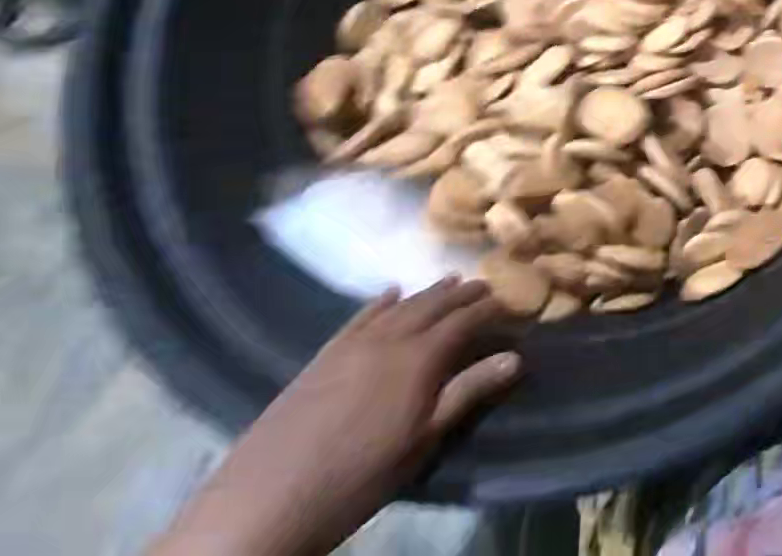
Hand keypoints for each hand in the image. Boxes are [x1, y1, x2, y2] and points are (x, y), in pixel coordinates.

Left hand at [149, 277, 519, 555]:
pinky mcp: (324, 354)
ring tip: (450, 281)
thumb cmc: (359, 476)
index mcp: (420, 358)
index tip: (510, 299)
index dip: (489, 307)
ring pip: (401, 305)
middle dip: (463, 293)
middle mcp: (390, 338)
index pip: (464, 320)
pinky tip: (390, 293)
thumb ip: (467, 392)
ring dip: (429, 292)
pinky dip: (381, 301)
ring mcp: (354, 343)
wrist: (266, 500)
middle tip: (486, 284)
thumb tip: (515, 356)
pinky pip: (360, 315)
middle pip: (434, 305)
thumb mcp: (422, 440)